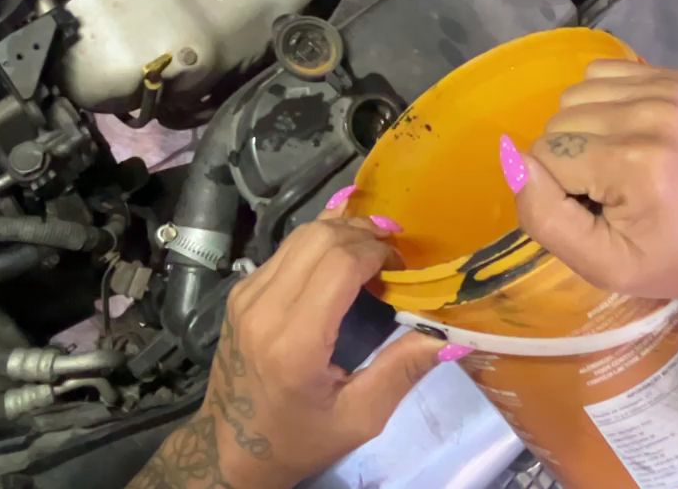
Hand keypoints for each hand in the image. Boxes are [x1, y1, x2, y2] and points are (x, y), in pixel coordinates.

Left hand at [131, 213, 448, 487]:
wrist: (228, 447)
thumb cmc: (299, 438)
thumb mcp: (359, 418)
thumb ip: (402, 370)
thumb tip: (450, 334)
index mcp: (294, 342)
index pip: (338, 264)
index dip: (376, 251)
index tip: (401, 266)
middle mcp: (264, 307)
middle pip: (320, 238)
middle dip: (363, 233)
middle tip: (393, 251)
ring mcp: (247, 293)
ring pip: (301, 234)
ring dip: (341, 230)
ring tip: (373, 245)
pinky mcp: (241, 288)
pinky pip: (287, 248)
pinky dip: (319, 240)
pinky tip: (342, 250)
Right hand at [501, 60, 677, 318]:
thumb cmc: (669, 261)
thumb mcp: (600, 264)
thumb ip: (545, 215)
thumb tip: (516, 158)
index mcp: (633, 163)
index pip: (545, 154)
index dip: (557, 187)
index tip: (596, 212)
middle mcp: (651, 113)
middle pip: (558, 120)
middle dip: (567, 157)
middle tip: (606, 191)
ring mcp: (668, 90)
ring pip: (575, 94)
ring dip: (582, 128)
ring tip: (616, 162)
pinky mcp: (677, 79)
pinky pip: (601, 73)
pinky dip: (600, 102)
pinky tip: (626, 133)